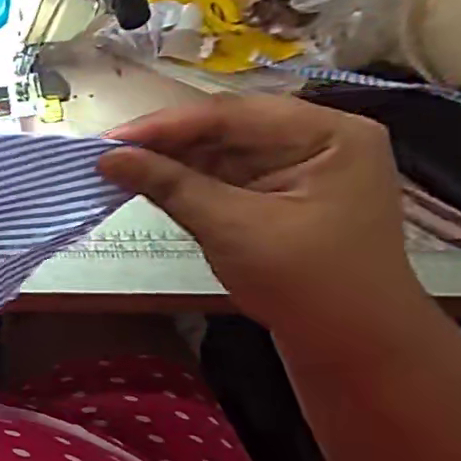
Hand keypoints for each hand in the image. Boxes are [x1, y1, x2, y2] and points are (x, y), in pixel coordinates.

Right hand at [97, 94, 426, 343]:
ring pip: (220, 148)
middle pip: (226, 126)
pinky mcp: (279, 189)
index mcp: (328, 133)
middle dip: (166, 141)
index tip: (109, 139)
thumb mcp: (232, 228)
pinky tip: (149, 179)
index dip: (165, 125)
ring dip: (171, 159)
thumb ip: (170, 186)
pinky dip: (186, 178)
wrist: (353, 345)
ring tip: (119, 165)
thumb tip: (107, 158)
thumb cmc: (305, 284)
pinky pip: (224, 172)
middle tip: (107, 152)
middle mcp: (316, 137)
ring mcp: (299, 163)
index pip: (232, 114)